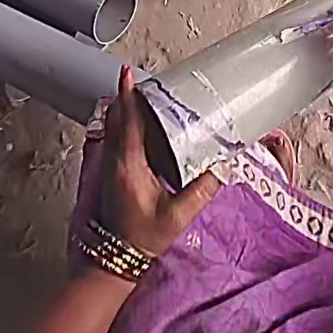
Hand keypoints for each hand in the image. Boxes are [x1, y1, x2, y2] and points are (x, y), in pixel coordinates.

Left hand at [99, 66, 220, 258]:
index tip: (127, 73)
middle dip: (128, 95)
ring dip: (125, 107)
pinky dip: (124, 122)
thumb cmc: (144, 238)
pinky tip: (138, 122)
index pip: (127, 122)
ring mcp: (110, 165)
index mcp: (129, 166)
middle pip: (117, 117)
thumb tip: (222, 167)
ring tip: (142, 93)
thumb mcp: (178, 216)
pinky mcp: (112, 171)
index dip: (128, 96)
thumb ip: (202, 190)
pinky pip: (115, 137)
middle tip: (142, 77)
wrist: (116, 258)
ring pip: (113, 126)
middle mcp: (115, 161)